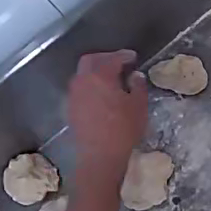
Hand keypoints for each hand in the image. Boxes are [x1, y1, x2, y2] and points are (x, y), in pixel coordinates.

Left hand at [66, 50, 148, 184]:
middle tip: (119, 62)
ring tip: (111, 78)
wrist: (100, 155)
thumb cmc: (123, 129)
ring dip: (96, 71)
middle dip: (105, 58)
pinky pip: (80, 88)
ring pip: (83, 74)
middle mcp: (83, 81)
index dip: (124, 55)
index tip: (133, 57)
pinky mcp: (71, 108)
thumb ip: (138, 86)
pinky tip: (102, 94)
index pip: (112, 58)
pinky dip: (91, 85)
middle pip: (90, 60)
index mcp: (101, 76)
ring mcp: (74, 95)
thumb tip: (135, 75)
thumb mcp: (139, 106)